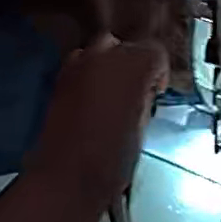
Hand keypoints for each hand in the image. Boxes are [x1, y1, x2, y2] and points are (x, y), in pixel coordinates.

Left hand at [25, 34, 168, 197]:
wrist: (67, 175)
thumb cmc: (112, 157)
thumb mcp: (142, 128)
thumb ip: (144, 98)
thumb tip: (143, 90)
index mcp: (132, 66)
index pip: (155, 51)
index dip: (159, 72)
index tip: (155, 92)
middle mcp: (105, 53)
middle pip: (127, 46)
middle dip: (133, 64)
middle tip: (136, 93)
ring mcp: (80, 60)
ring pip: (102, 48)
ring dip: (110, 64)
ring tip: (112, 93)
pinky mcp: (62, 72)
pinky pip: (82, 61)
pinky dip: (90, 71)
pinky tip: (91, 96)